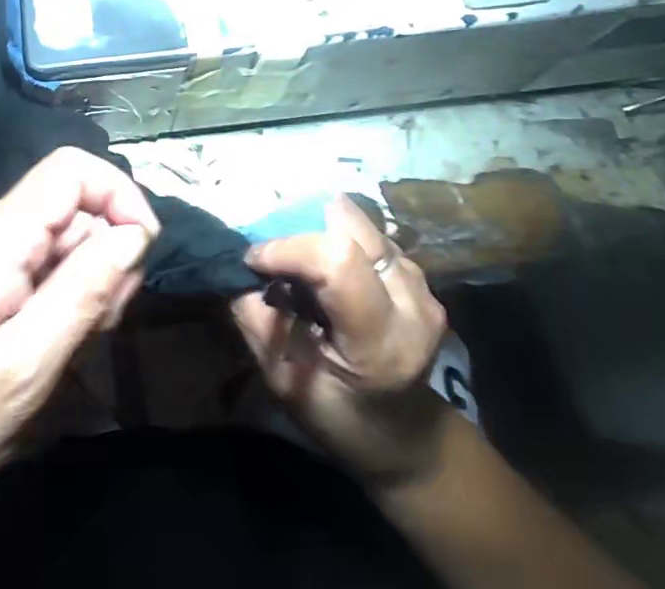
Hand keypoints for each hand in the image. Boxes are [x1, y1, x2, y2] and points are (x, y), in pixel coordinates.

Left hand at [0, 148, 159, 588]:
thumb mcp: (23, 369)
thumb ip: (82, 293)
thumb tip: (134, 235)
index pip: (72, 171)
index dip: (120, 197)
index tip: (143, 256)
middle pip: (74, 209)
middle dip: (107, 255)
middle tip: (99, 326)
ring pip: (64, 241)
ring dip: (89, 284)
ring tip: (72, 347)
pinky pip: (42, 269)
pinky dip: (65, 299)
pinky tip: (53, 347)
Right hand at [233, 194, 450, 486]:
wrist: (411, 438)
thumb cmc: (344, 419)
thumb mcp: (285, 384)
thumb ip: (259, 325)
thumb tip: (241, 277)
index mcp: (379, 342)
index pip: (338, 262)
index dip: (288, 249)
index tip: (254, 261)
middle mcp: (411, 304)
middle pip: (351, 230)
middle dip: (302, 233)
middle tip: (276, 258)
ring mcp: (422, 287)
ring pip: (361, 226)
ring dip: (322, 234)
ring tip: (302, 267)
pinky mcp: (421, 277)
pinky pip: (373, 235)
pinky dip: (340, 239)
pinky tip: (328, 268)